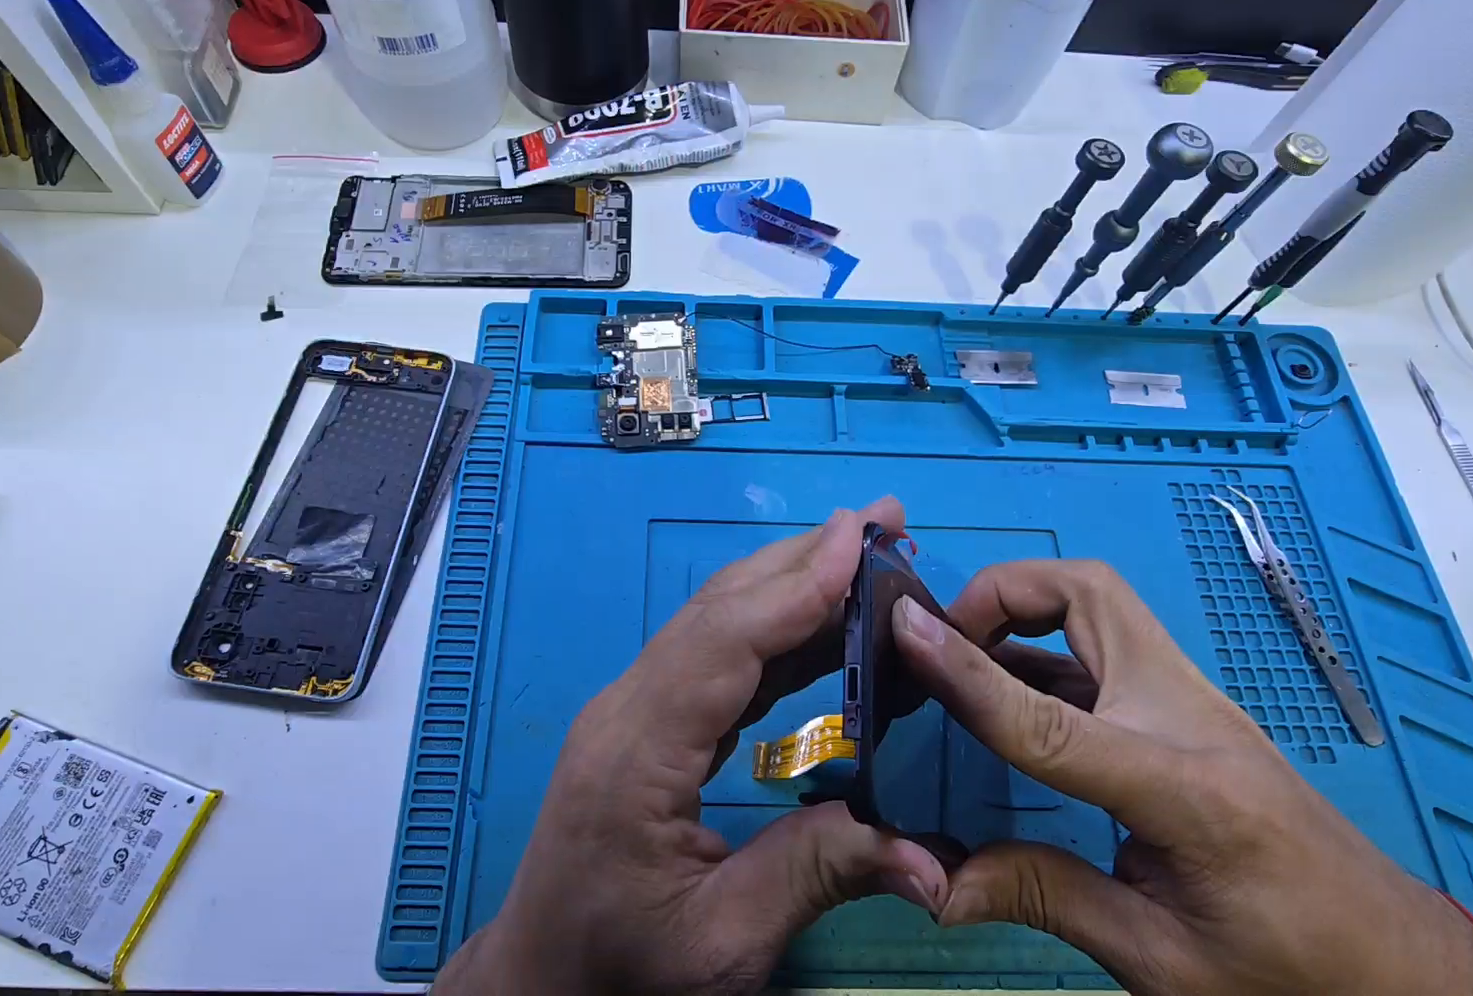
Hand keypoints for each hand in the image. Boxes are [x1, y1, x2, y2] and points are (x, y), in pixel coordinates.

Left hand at [434, 501, 948, 995]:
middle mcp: (631, 709)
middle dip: (801, 559)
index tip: (858, 543)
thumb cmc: (618, 969)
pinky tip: (824, 623)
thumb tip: (932, 863)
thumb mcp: (722, 941)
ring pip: (718, 623)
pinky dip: (777, 630)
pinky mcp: (651, 722)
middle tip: (880, 522)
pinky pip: (719, 658)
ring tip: (864, 555)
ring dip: (791, 582)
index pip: (723, 644)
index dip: (795, 588)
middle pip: (719, 611)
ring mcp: (637, 710)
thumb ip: (817, 876)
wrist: (540, 979)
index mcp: (638, 752)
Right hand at [891, 560, 1472, 994]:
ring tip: (963, 657)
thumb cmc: (1294, 976)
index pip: (1046, 719)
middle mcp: (1188, 717)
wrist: (1408, 972)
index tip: (902, 625)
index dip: (963, 670)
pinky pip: (1100, 649)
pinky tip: (1004, 691)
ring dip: (1020, 610)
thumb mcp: (1163, 964)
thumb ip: (1043, 898)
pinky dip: (1039, 650)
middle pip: (1091, 592)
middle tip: (946, 639)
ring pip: (1097, 605)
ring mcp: (1193, 703)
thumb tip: (935, 885)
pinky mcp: (1187, 709)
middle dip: (1003, 591)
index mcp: (1184, 791)